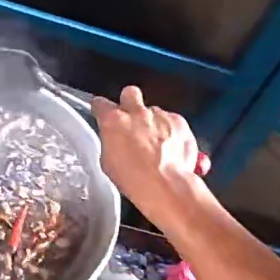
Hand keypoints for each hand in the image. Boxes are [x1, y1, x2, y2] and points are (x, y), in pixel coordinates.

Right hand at [92, 86, 209, 226]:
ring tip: (156, 145)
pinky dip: (172, 132)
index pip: (100, 104)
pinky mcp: (179, 122)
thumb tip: (114, 142)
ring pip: (154, 111)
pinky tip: (170, 149)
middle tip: (131, 118)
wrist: (166, 186)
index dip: (101, 108)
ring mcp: (159, 116)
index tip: (102, 111)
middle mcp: (137, 113)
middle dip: (129, 102)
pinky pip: (173, 121)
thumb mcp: (109, 164)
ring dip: (153, 123)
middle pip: (129, 93)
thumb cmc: (136, 179)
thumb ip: (110, 144)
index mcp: (114, 122)